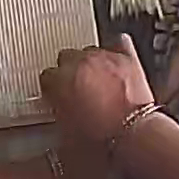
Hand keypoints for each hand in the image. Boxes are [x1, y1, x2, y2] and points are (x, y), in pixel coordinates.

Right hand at [39, 34, 155, 143]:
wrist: (131, 135)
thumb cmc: (100, 136)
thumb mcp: (64, 129)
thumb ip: (58, 110)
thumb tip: (60, 108)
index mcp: (60, 80)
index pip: (47, 76)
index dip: (51, 88)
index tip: (55, 95)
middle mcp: (80, 64)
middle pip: (65, 57)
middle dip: (68, 71)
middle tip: (74, 88)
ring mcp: (105, 58)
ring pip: (89, 50)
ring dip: (90, 63)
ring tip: (95, 80)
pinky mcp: (127, 58)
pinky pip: (119, 42)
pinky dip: (115, 51)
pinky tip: (114, 61)